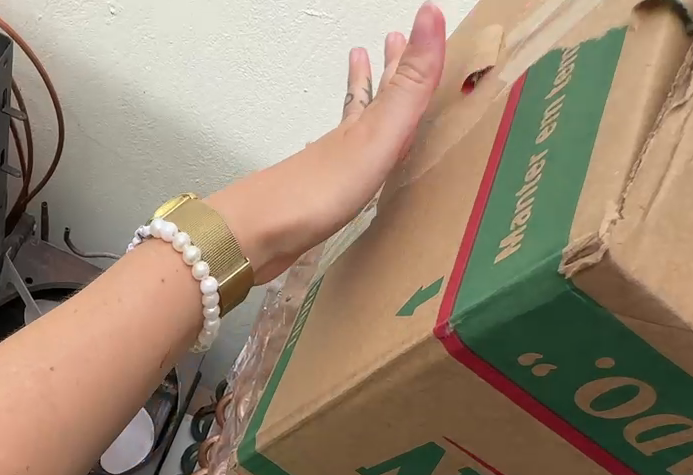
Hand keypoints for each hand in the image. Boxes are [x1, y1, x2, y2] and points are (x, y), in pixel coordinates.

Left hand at [207, 3, 446, 281]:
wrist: (261, 234)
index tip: (396, 34)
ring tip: (352, 105)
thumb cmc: (321, 188)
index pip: (385, 87)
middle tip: (365, 52)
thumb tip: (431, 10)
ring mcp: (321, 176)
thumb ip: (408, 83)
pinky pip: (335, 179)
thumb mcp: (377, 132)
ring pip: (343, 139)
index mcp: (361, 127)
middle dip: (368, 80)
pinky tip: (336, 179)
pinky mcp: (309, 208)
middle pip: (357, 106)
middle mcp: (340, 145)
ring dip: (350, 119)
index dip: (394, 62)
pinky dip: (340, 170)